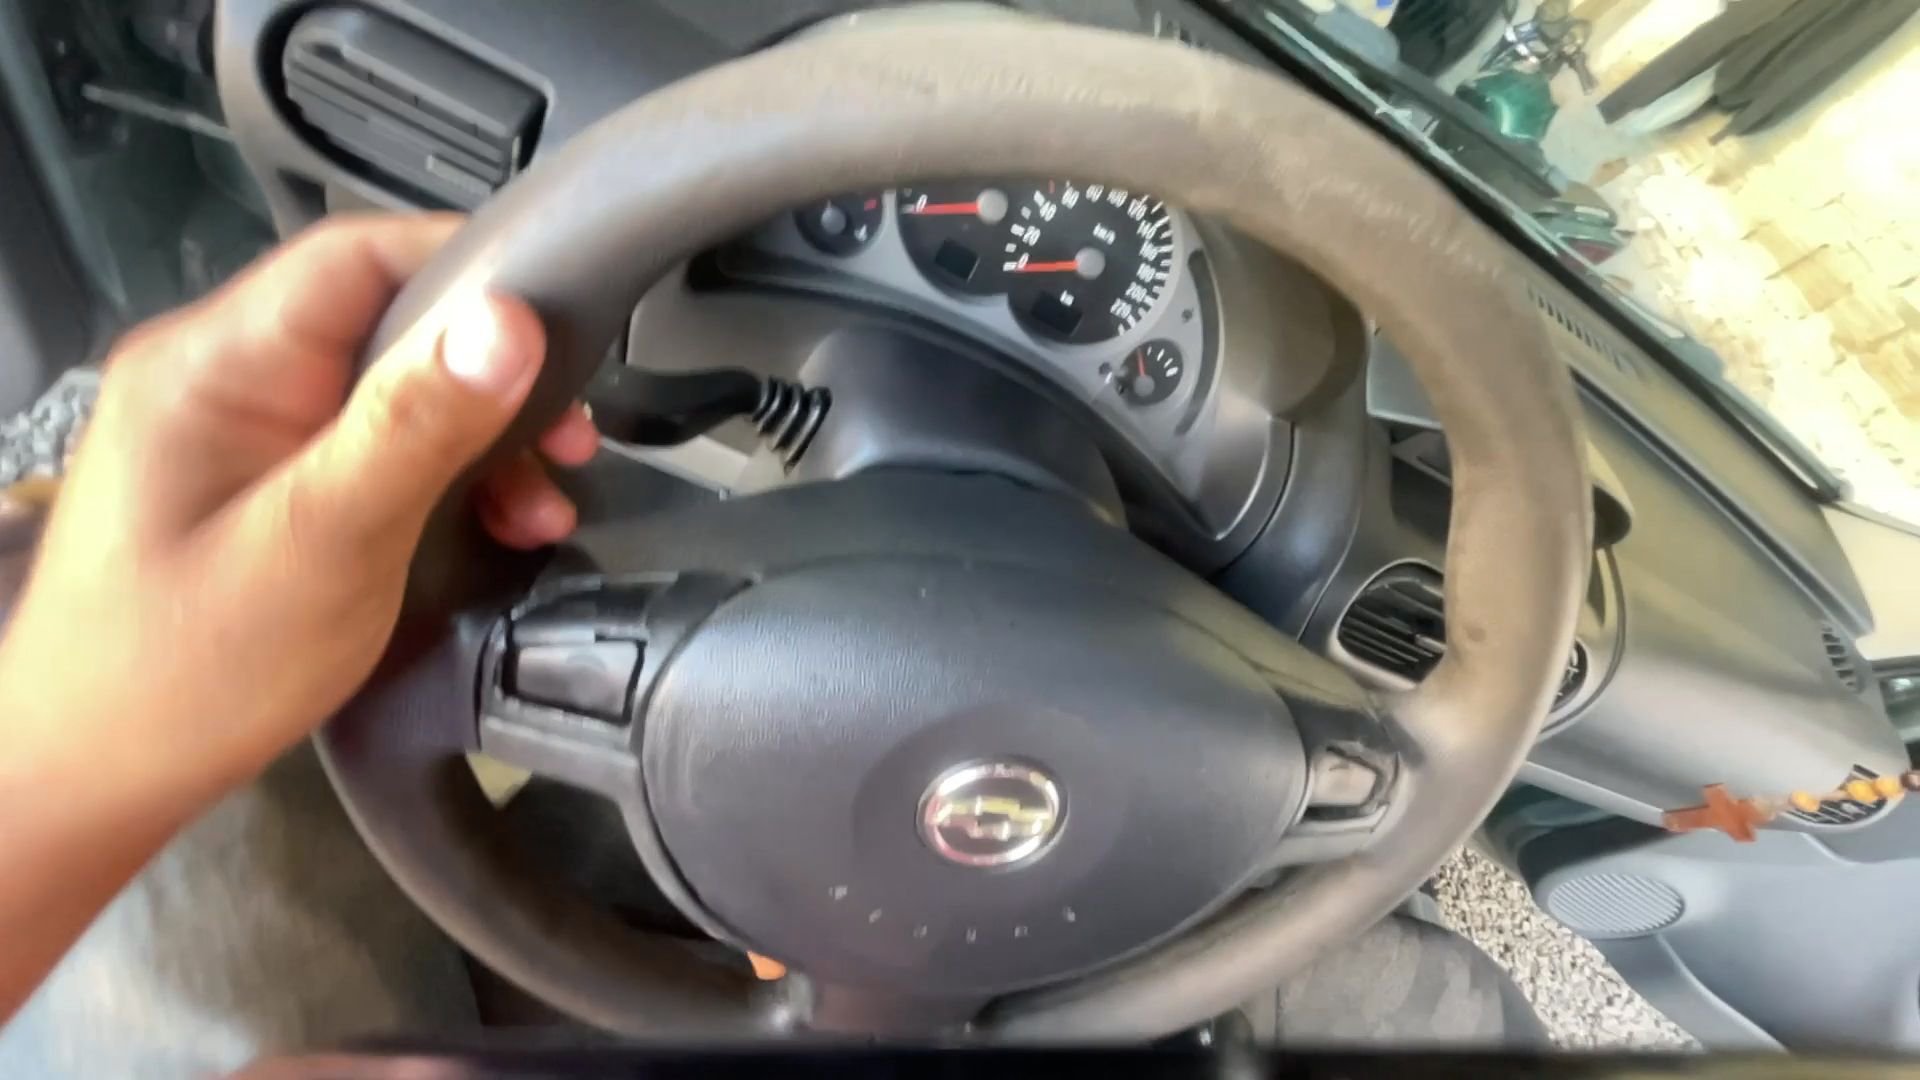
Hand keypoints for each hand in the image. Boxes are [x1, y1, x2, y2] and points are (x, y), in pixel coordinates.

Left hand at [0, 213, 591, 793]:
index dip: (470, 266)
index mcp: (225, 364)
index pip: (360, 258)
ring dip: (500, 441)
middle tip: (575, 433)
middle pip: (402, 328)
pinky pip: (406, 449)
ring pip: (418, 395)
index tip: (566, 315)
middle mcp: (244, 378)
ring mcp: (271, 432)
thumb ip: (415, 426)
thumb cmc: (197, 664)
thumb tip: (507, 326)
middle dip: (506, 378)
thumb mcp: (325, 536)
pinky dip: (471, 478)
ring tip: (550, 501)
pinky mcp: (300, 478)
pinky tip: (508, 520)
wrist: (111, 771)